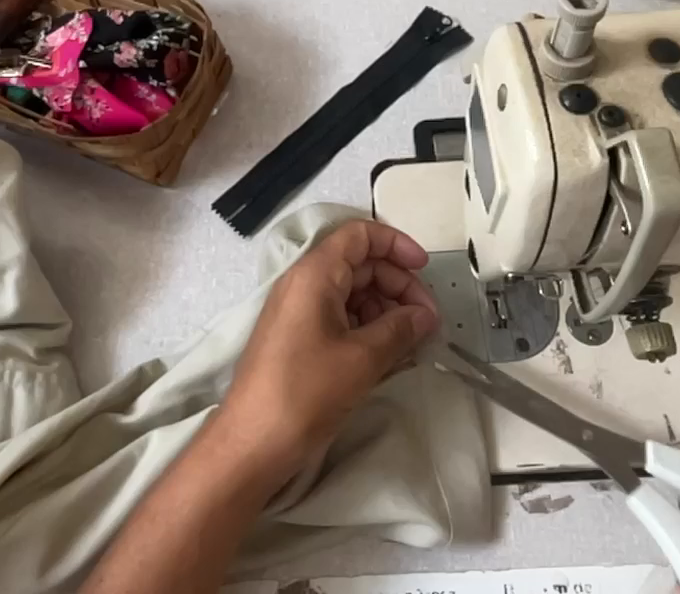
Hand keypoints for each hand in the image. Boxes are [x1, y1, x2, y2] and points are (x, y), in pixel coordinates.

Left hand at [211, 220, 440, 480]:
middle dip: (398, 284)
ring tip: (412, 340)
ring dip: (386, 309)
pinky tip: (389, 352)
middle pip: (360, 263)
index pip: (359, 235)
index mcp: (314, 273)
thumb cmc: (305, 392)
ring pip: (352, 291)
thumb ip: (399, 329)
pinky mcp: (298, 337)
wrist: (251, 444)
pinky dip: (368, 327)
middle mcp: (304, 283)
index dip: (396, 243)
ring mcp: (299, 310)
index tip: (424, 268)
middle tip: (428, 319)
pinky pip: (340, 316)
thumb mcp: (361, 359)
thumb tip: (425, 315)